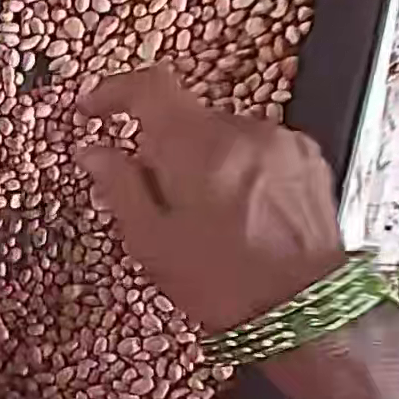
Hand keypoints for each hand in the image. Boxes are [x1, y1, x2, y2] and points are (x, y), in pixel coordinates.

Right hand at [77, 64, 345, 331]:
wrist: (304, 312)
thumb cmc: (218, 282)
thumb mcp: (150, 241)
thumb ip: (118, 185)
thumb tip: (92, 151)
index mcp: (197, 147)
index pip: (149, 87)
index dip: (113, 91)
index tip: (93, 109)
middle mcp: (242, 130)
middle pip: (183, 119)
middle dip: (160, 150)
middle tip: (156, 202)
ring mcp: (279, 140)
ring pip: (217, 135)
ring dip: (199, 160)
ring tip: (205, 217)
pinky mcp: (306, 155)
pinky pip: (251, 146)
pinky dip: (233, 167)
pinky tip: (239, 212)